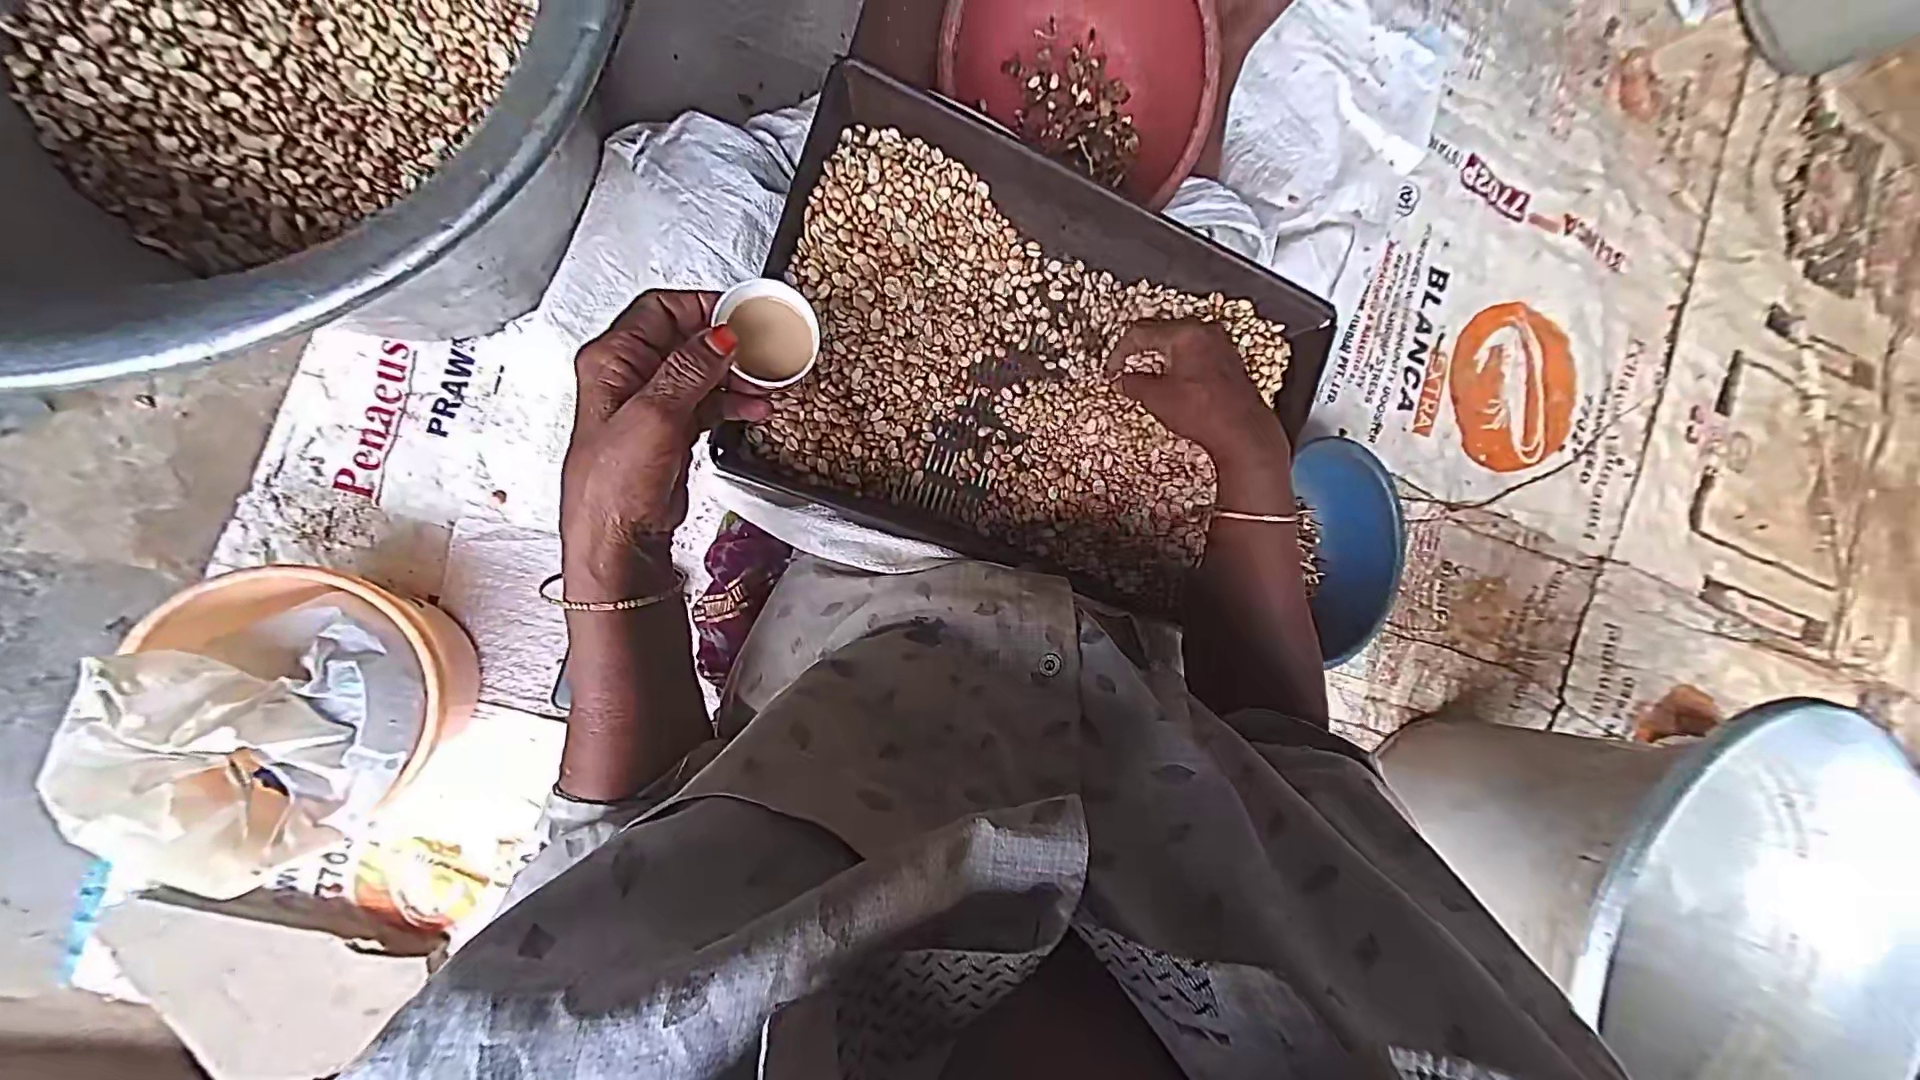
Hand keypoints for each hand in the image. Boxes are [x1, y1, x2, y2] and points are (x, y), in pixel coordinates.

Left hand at [560, 290, 770, 591]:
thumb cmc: (614, 482)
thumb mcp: (656, 415)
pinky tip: (756, 409)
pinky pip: (710, 403)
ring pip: (704, 373)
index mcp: (613, 360)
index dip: (704, 307)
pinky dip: (734, 403)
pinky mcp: (673, 430)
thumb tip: (721, 335)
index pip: (662, 310)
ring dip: (737, 376)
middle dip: (729, 345)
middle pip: (688, 341)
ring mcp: (654, 404)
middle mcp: (631, 377)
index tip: (743, 314)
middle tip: (763, 351)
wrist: (619, 535)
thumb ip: (691, 369)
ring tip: (767, 384)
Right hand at [1111, 319, 1287, 472]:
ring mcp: (1220, 345)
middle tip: (1124, 368)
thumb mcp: (1156, 398)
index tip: (1112, 369)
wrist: (1242, 431)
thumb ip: (1133, 384)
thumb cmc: (1203, 412)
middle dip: (1139, 351)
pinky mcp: (1228, 361)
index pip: (1141, 332)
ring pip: (1179, 342)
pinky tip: (1171, 383)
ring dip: (1158, 357)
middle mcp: (1205, 332)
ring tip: (1145, 377)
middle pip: (1161, 332)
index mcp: (1185, 334)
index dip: (1120, 351)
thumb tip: (1120, 380)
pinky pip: (1195, 353)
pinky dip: (1178, 363)